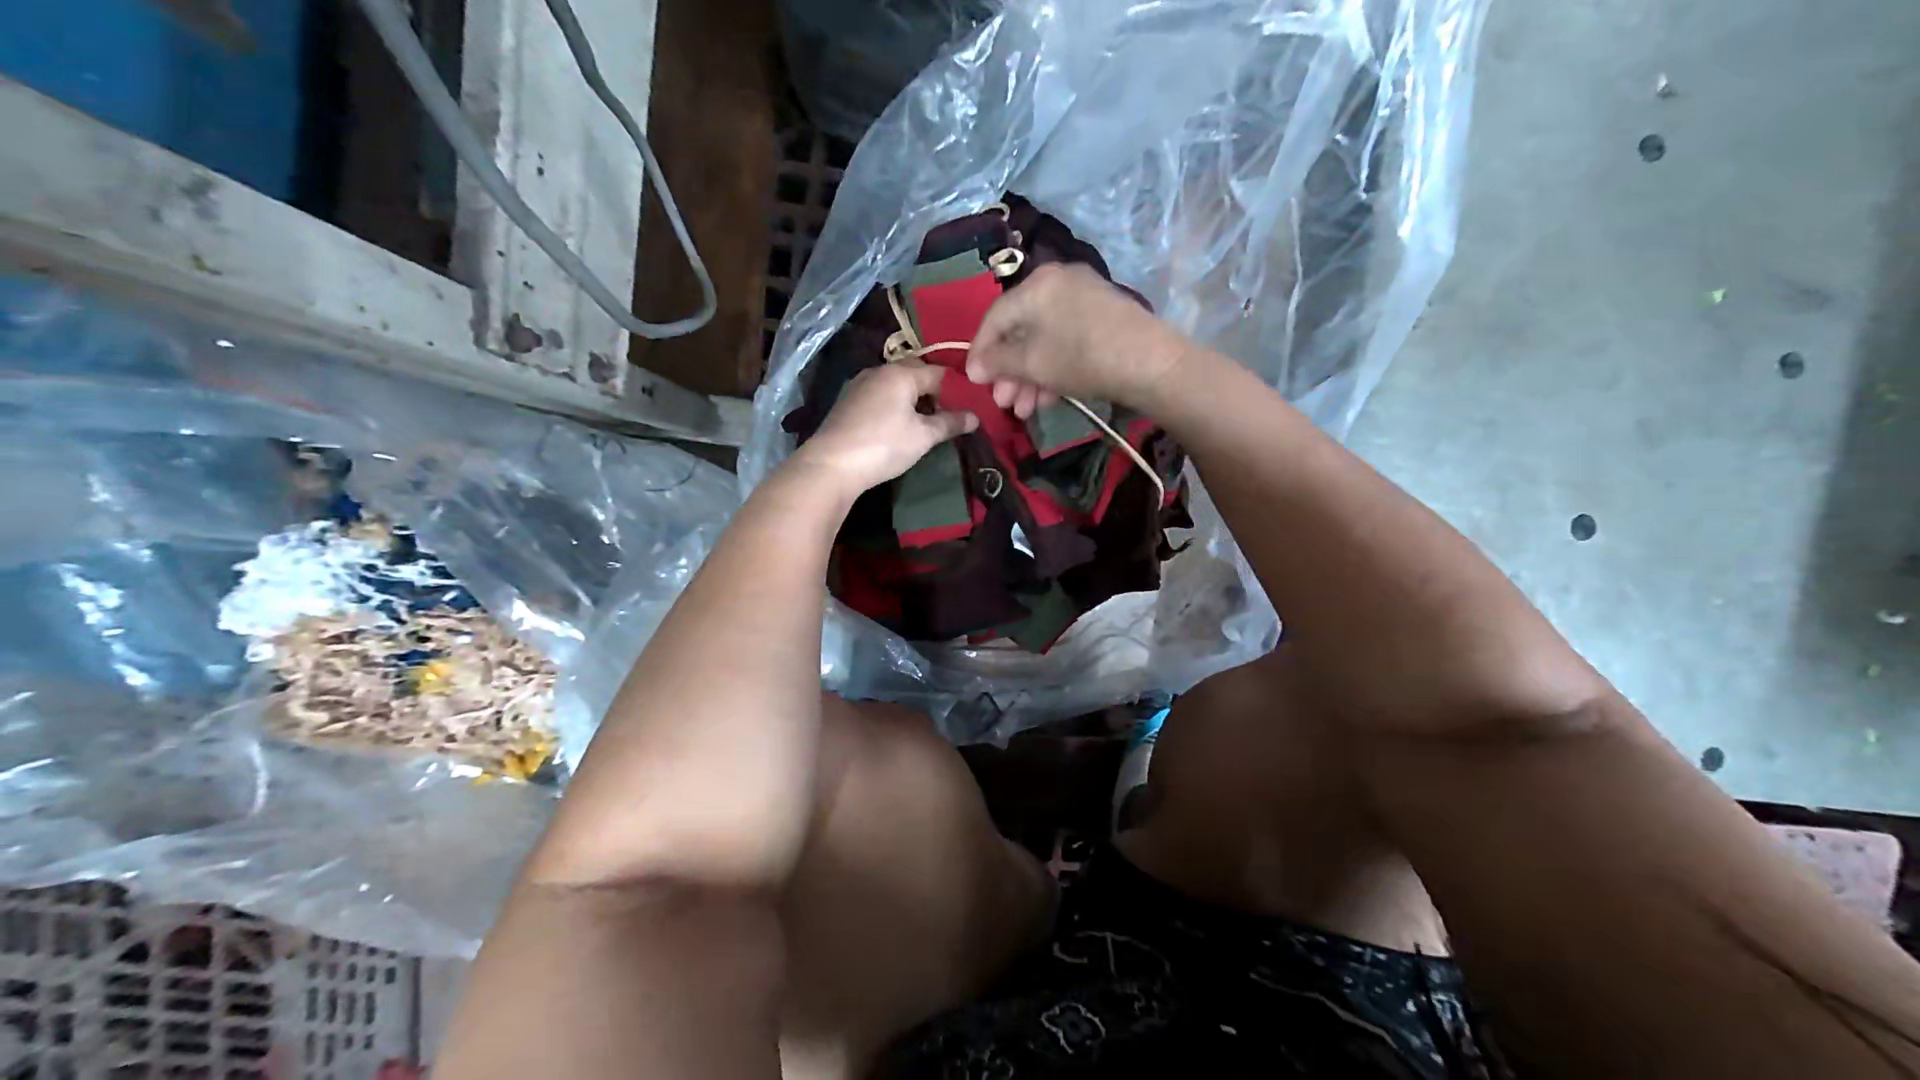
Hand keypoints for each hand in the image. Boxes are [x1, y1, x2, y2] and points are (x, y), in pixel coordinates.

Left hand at [789, 359, 979, 495]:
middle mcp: (880, 370)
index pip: (940, 372)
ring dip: (914, 399)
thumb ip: (950, 424)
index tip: (970, 406)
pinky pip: (881, 395)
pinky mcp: (849, 401)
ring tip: (927, 422)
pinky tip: (900, 425)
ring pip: (897, 385)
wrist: (832, 464)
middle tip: (950, 415)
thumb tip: (975, 417)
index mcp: (901, 373)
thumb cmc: (884, 445)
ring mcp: (861, 385)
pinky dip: (895, 405)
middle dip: (935, 392)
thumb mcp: (923, 437)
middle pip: (916, 374)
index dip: (958, 389)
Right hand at [966, 263, 1188, 416]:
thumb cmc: (1081, 358)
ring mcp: (1083, 299)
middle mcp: (1058, 283)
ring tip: (1024, 409)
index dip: (980, 352)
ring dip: (1029, 376)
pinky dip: (1052, 368)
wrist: (1150, 363)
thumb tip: (974, 367)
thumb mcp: (1032, 363)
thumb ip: (998, 363)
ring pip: (1043, 340)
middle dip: (1009, 371)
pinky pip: (1064, 340)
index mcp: (1036, 285)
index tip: (974, 381)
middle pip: (1020, 330)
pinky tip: (1047, 399)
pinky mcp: (1102, 318)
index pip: (994, 317)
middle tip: (1003, 402)